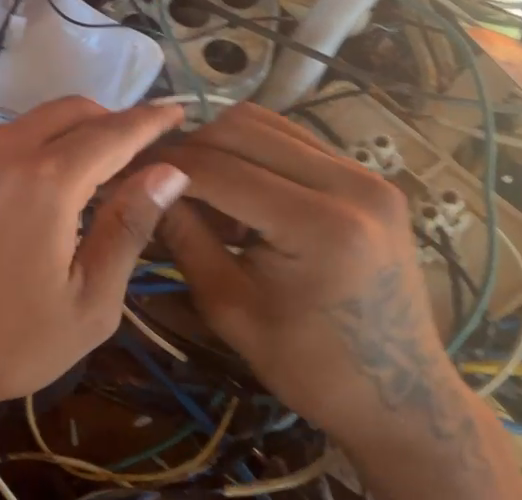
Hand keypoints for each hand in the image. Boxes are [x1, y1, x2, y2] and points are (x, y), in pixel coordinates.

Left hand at [0, 97, 188, 421]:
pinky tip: (49, 177)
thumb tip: (168, 172)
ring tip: (101, 167)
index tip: (179, 112)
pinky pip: (4, 135)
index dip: (150, 121)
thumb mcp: (87, 300)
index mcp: (47, 180)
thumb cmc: (7, 339)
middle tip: (143, 149)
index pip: (113, 133)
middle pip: (72, 111)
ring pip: (34, 118)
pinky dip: (37, 140)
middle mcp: (6, 149)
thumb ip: (127, 226)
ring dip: (73, 129)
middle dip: (112, 120)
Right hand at [156, 104, 521, 498]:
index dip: (158, 166)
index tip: (119, 171)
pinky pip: (291, 139)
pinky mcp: (369, 178)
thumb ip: (182, 233)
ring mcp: (367, 176)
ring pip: (263, 123)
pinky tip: (236, 187)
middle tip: (152, 178)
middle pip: (238, 128)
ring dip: (218, 145)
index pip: (216, 168)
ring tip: (196, 185)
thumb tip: (135, 181)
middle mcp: (352, 185)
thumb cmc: (308, 364)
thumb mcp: (227, 305)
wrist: (402, 398)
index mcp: (320, 227)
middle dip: (187, 149)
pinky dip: (251, 151)